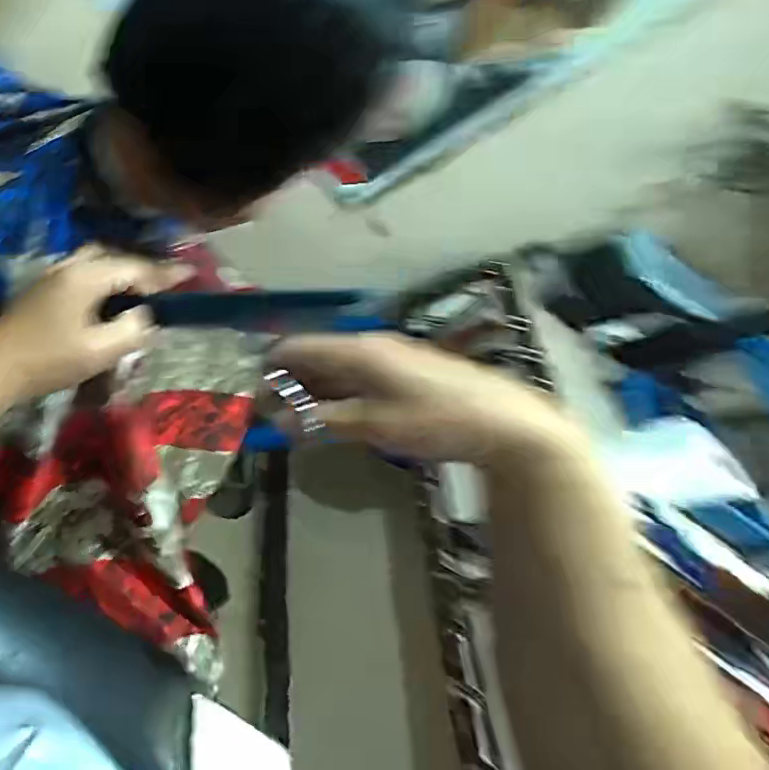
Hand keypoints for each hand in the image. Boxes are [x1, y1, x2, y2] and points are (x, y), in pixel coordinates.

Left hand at [0, 248, 189, 437]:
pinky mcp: (42, 289)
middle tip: (165, 286)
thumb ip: (131, 329)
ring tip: (141, 294)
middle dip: (142, 269)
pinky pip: (81, 273)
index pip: (134, 267)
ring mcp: (51, 275)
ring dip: (120, 273)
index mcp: (84, 275)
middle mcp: (68, 266)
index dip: (164, 273)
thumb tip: (146, 315)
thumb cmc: (47, 361)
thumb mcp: (98, 351)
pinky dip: (102, 280)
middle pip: (113, 257)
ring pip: (95, 263)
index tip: (191, 273)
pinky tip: (108, 301)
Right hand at [270, 333, 583, 467]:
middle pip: (314, 354)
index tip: (257, 399)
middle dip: (290, 381)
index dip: (270, 370)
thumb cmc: (437, 421)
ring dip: (315, 387)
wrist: (511, 424)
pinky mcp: (409, 367)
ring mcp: (391, 353)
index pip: (295, 347)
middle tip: (278, 415)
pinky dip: (340, 388)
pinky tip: (345, 413)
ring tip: (305, 418)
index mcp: (356, 350)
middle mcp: (369, 343)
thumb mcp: (374, 426)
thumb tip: (279, 422)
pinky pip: (359, 371)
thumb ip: (323, 421)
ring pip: (337, 363)